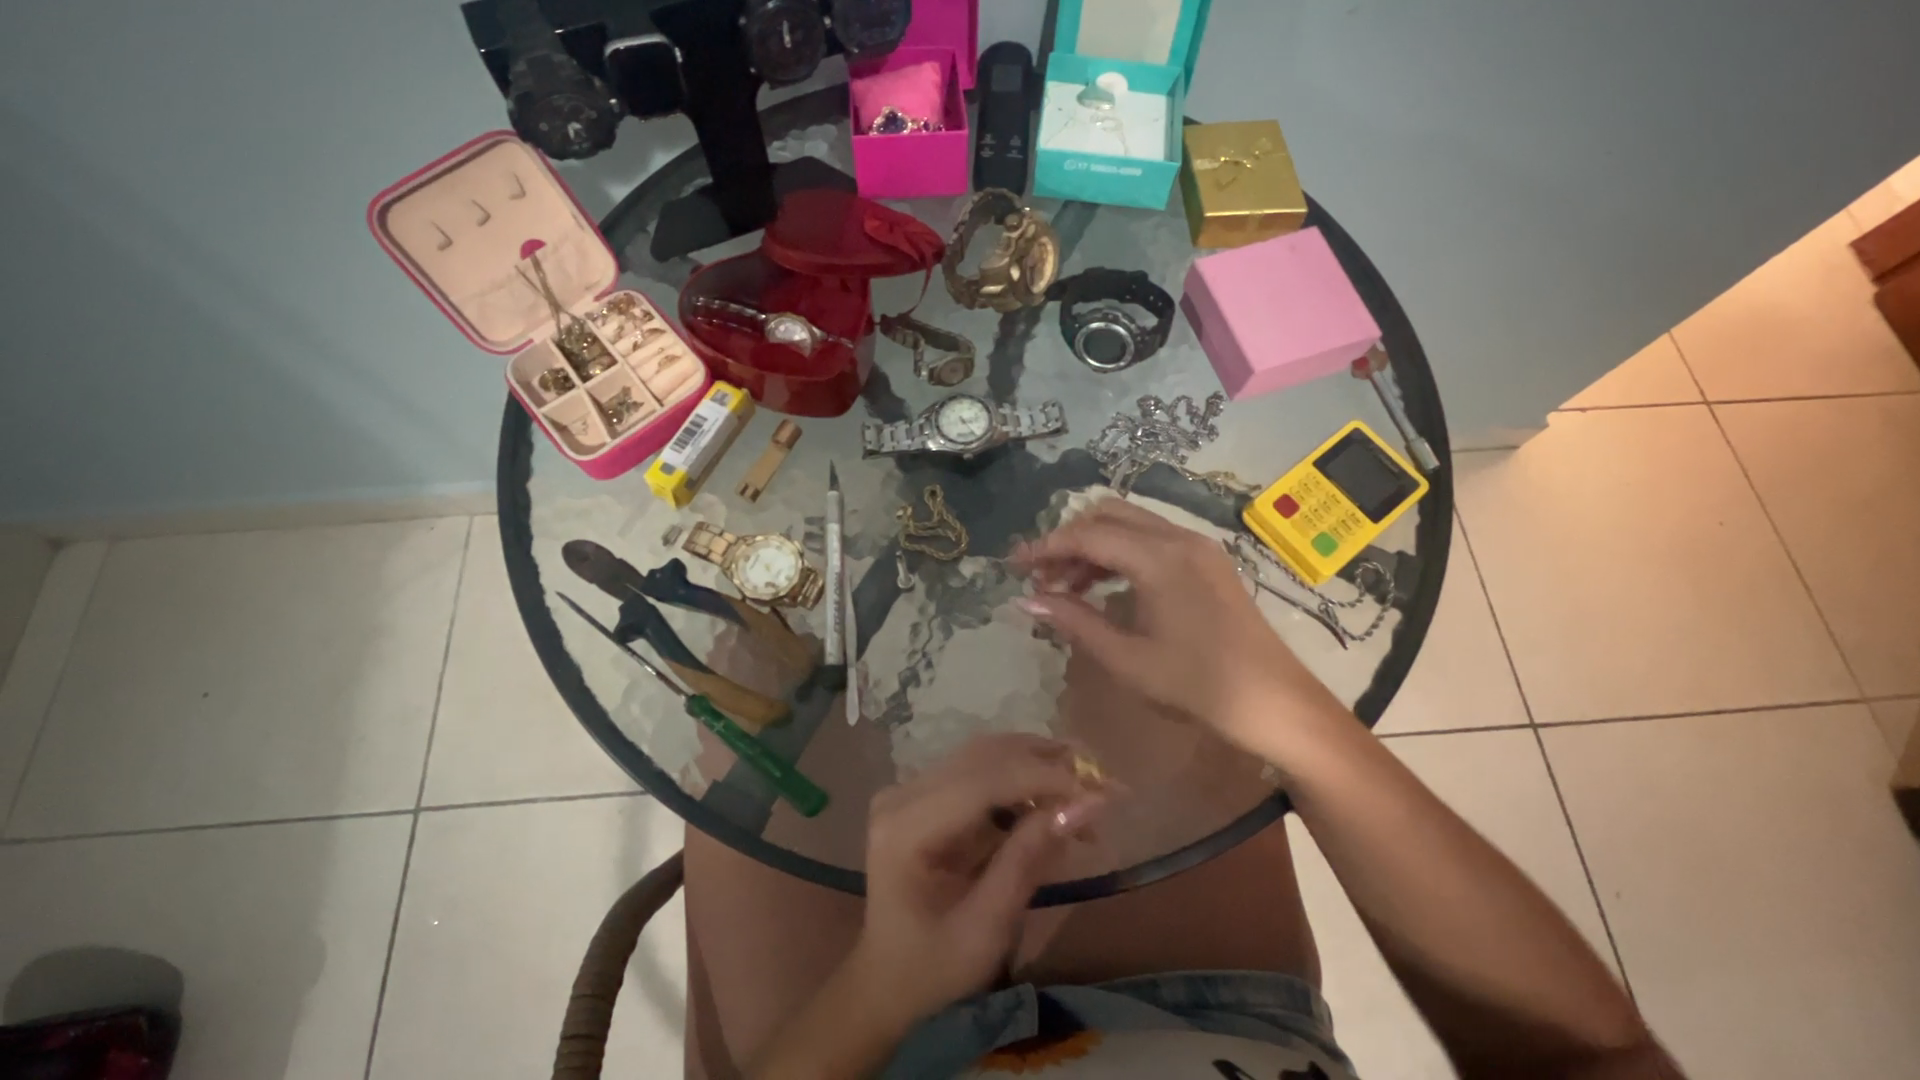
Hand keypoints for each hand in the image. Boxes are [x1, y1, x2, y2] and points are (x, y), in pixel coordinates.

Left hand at [851, 735, 1103, 1026]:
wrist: (888, 984)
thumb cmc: (935, 970)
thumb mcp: (988, 925)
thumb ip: (1031, 857)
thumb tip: (1089, 801)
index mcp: (905, 828)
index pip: (982, 781)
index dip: (1045, 777)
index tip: (1102, 790)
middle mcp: (902, 795)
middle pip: (985, 757)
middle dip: (1050, 764)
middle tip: (1107, 783)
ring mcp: (910, 791)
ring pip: (987, 756)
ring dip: (1041, 768)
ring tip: (1090, 793)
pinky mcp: (926, 797)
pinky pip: (982, 774)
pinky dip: (1024, 783)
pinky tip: (1057, 805)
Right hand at [1012, 499, 1348, 756]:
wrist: (1274, 702)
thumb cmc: (1197, 686)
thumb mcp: (1127, 659)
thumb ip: (1074, 622)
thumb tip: (1025, 601)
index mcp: (1159, 558)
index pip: (1088, 535)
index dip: (1046, 547)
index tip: (1014, 566)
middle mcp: (1180, 539)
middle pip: (1109, 516)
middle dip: (1069, 540)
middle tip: (1040, 578)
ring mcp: (1199, 547)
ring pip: (1131, 525)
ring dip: (1094, 546)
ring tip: (1065, 588)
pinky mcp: (1208, 562)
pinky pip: (1153, 540)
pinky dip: (1121, 554)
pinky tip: (1103, 588)